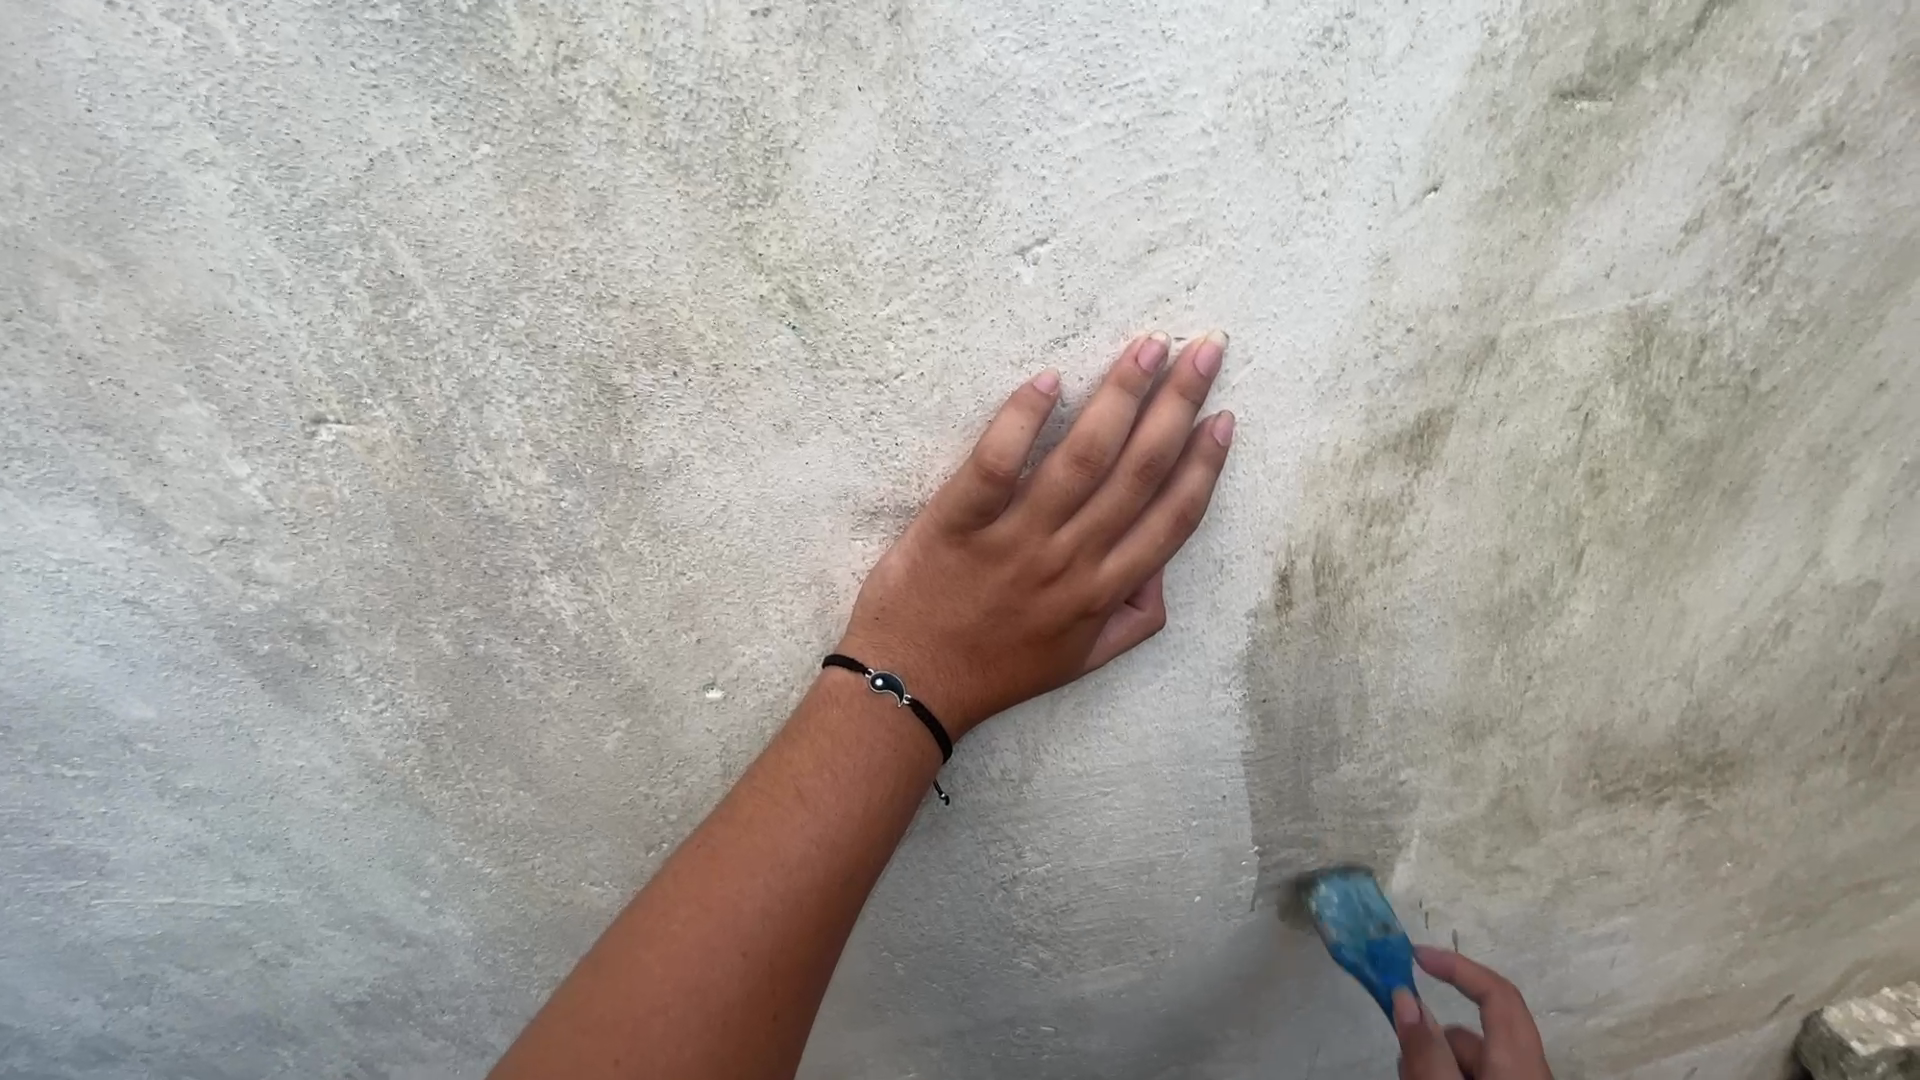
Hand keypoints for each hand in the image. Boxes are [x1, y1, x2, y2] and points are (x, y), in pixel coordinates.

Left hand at [836, 331, 1234, 735]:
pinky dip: (1022, 420)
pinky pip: (996, 465)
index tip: (1223, 417)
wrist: (911, 687)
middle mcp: (1069, 562)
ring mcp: (1013, 542)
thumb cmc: (994, 672)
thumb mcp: (1080, 662)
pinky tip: (1050, 379)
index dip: (1204, 464)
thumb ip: (1133, 621)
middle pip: (1138, 472)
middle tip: (1204, 349)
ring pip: (1081, 459)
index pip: (1172, 518)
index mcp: (1102, 592)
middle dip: (1179, 405)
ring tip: (1148, 347)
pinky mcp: (955, 525)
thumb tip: (1164, 573)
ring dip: (1121, 396)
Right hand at [1394, 947, 1553, 1079]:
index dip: (1457, 966)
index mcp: (1521, 1063)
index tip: (1414, 955)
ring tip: (1412, 1079)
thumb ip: (1426, 1049)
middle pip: (1472, 1033)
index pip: (1498, 993)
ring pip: (1467, 1058)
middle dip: (1431, 1036)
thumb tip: (1403, 995)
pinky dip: (1445, 1075)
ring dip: (1433, 1060)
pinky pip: (1471, 1075)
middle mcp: (1528, 1071)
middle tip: (1402, 1053)